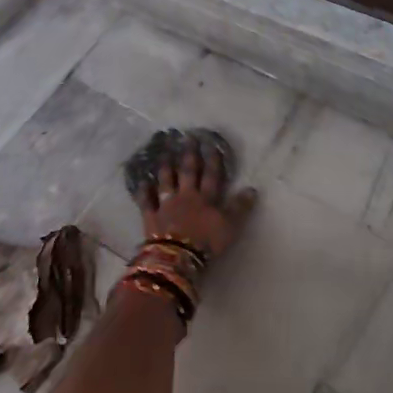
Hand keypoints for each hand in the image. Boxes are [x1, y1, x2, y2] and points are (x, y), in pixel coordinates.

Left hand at [137, 137, 256, 260]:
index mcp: (205, 198)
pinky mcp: (151, 216)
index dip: (212, 160)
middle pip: (188, 172)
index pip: (211, 176)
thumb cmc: (207, 241)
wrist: (179, 255)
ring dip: (166, 167)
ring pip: (166, 181)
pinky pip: (146, 201)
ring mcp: (166, 205)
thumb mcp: (230, 226)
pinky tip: (141, 181)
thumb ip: (240, 207)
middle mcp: (186, 196)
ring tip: (164, 153)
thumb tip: (251, 189)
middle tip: (187, 137)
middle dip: (189, 155)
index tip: (210, 143)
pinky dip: (143, 191)